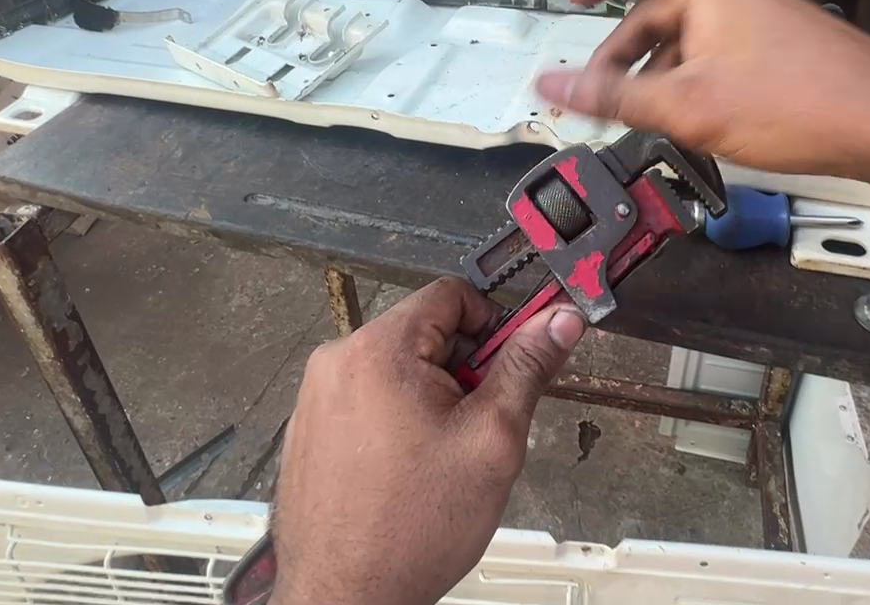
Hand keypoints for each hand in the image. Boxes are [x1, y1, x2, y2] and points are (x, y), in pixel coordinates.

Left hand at [269, 279, 584, 604]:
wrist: (346, 601)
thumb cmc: (413, 527)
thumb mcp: (491, 439)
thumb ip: (527, 368)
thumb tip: (559, 320)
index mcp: (380, 348)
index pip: (451, 295)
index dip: (491, 323)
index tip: (506, 364)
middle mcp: (340, 358)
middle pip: (424, 329)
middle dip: (462, 366)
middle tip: (475, 420)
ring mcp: (319, 392)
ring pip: (399, 364)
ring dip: (431, 392)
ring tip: (441, 450)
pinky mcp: (310, 424)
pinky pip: (368, 393)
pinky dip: (397, 413)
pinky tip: (408, 464)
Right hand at [535, 0, 869, 179]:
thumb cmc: (790, 103)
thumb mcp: (687, 104)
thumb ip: (614, 95)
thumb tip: (550, 84)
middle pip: (659, 5)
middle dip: (623, 46)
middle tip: (600, 90)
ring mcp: (760, 20)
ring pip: (689, 35)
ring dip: (656, 68)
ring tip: (642, 114)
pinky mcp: (780, 48)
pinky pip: (718, 52)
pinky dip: (690, 77)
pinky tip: (690, 119)